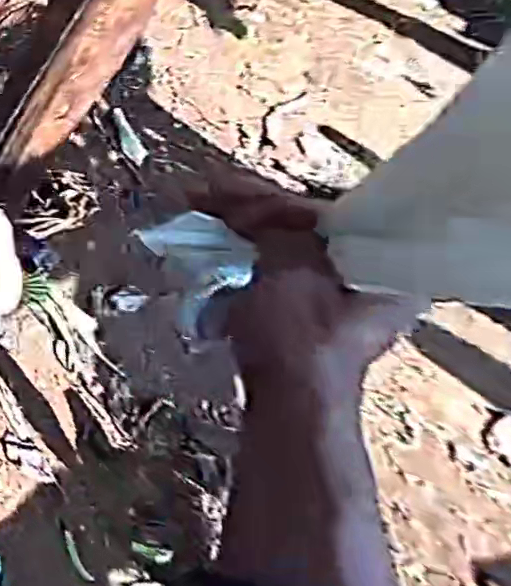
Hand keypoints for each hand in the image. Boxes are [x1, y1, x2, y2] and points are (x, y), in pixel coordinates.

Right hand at [197, 181, 424, 400]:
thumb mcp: (289, 278)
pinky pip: (276, 260)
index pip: (324, 214)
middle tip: (201, 191)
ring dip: (243, 223)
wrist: (288, 396)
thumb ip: (281, 235)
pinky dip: (244, 245)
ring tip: (199, 206)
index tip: (218, 189)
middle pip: (306, 225)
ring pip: (288, 240)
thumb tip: (253, 207)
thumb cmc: (295, 339)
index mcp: (385, 268)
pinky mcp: (309, 304)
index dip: (269, 200)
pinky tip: (215, 234)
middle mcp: (371, 275)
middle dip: (252, 208)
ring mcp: (339, 291)